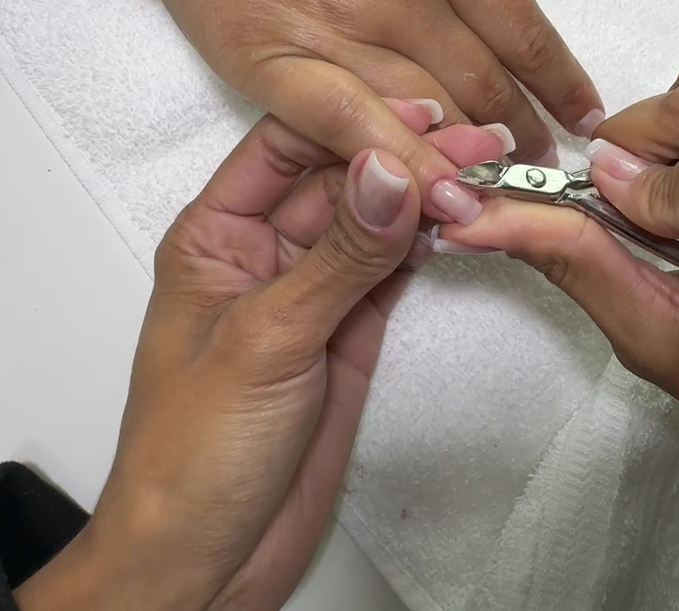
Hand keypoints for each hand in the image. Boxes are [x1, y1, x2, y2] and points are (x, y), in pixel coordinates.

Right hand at [0, 0, 604, 218]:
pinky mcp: (277, 65)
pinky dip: (404, 170)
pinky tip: (441, 198)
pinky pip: (354, 129)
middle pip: (487, 84)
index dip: (563, 81)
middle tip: (547, 167)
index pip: (526, 30)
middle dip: (525, 134)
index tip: (586, 115)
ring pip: (432, 116)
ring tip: (502, 189)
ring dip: (476, 160)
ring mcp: (342, 30)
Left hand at [14, 103, 505, 610]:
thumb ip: (338, 255)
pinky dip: (428, 242)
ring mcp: (314, 284)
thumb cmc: (195, 454)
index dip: (350, 123)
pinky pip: (393, 264)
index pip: (286, 147)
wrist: (209, 564)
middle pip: (341, 179)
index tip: (420, 115)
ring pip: (374, 219)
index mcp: (218, 231)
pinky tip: (462, 220)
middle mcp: (266, 246)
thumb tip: (390, 170)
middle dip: (404, 159)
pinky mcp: (351, 321)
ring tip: (484, 171)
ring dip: (425, 197)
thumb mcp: (267, 341)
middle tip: (474, 143)